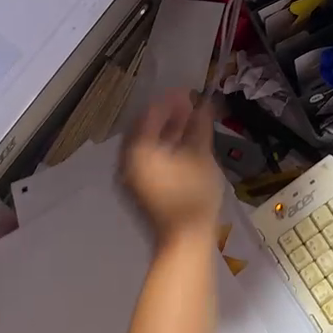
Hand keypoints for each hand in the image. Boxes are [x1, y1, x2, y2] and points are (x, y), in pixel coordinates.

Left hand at [122, 90, 223, 247]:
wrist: (184, 241)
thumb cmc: (193, 196)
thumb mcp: (200, 156)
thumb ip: (199, 126)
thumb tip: (204, 103)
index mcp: (139, 151)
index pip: (149, 116)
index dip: (169, 101)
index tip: (187, 91)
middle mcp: (129, 161)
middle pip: (145, 129)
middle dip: (167, 115)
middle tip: (189, 103)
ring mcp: (132, 177)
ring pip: (147, 144)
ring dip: (167, 130)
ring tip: (189, 121)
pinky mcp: (141, 189)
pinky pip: (149, 158)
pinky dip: (164, 147)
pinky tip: (184, 145)